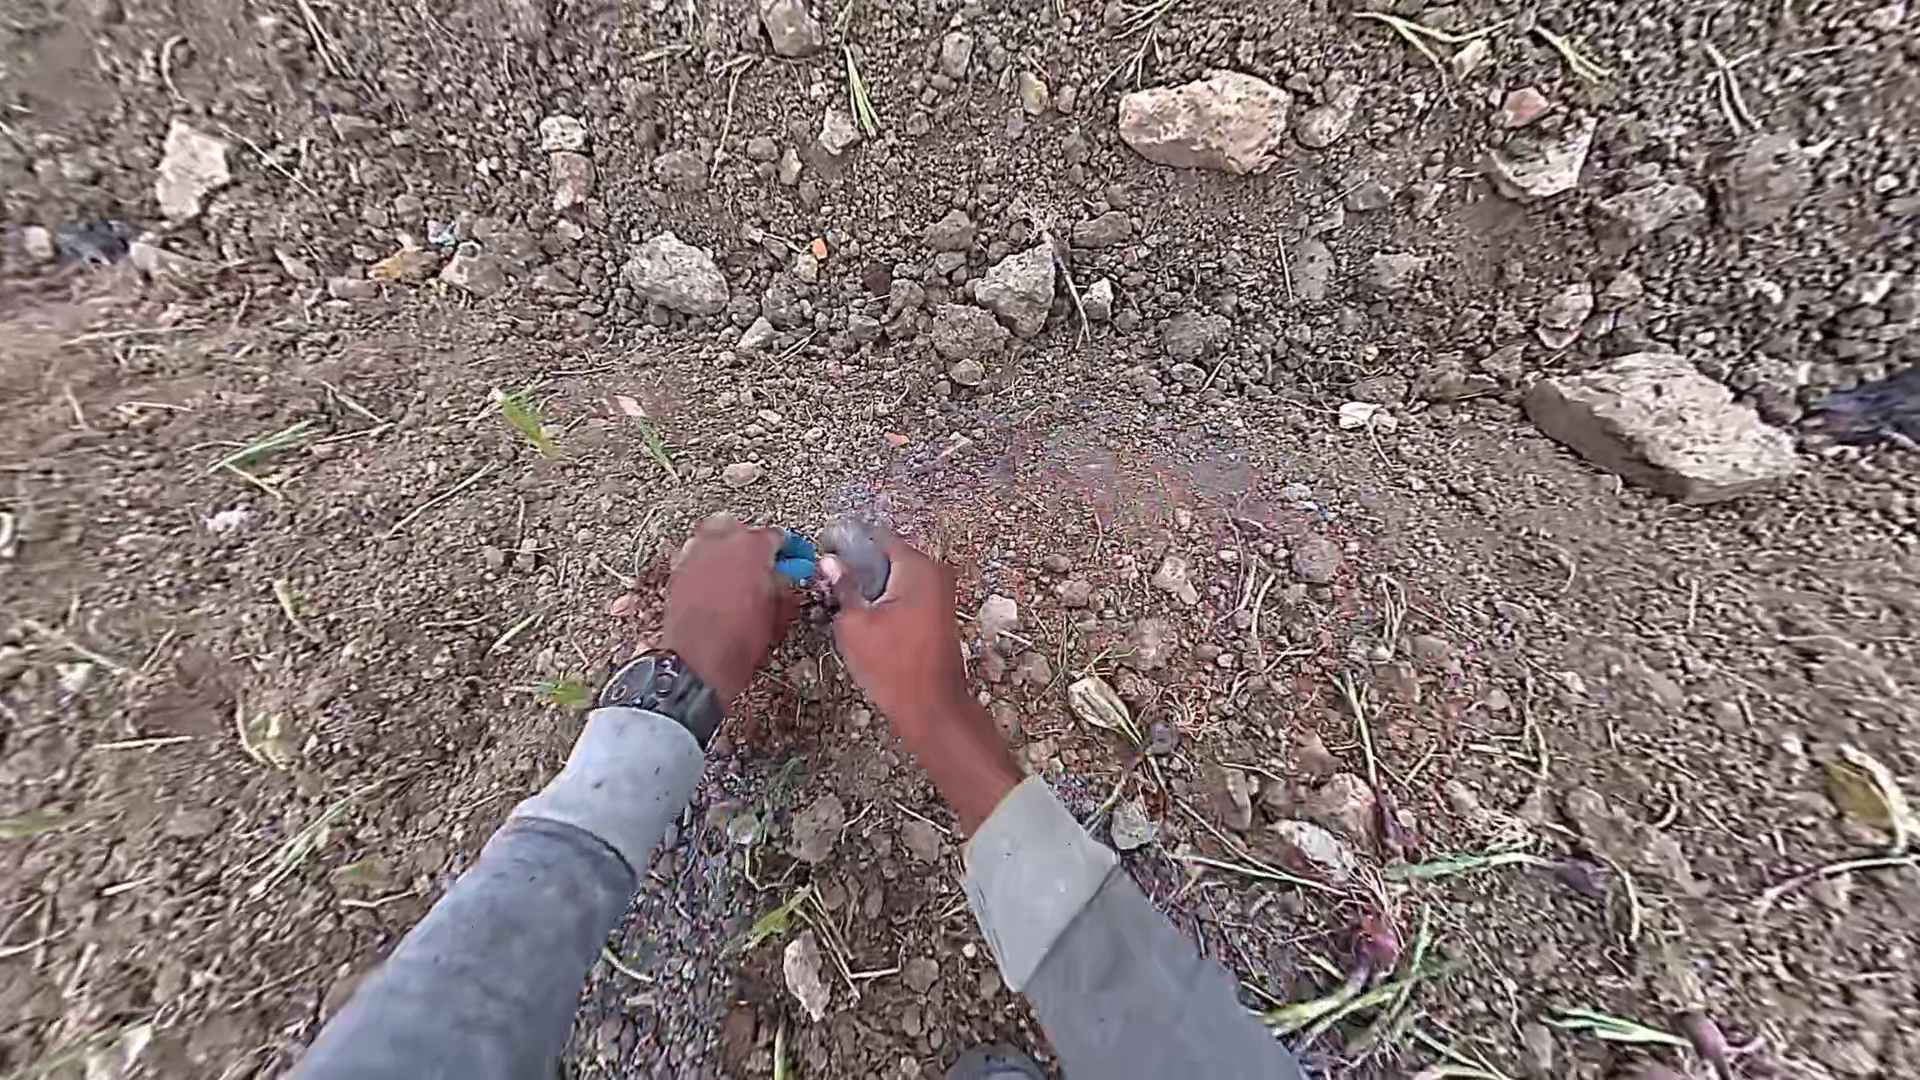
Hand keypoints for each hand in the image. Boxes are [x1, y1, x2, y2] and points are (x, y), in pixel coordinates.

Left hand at [660, 514, 795, 702]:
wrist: (698, 661)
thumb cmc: (739, 639)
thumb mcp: (777, 612)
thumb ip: (784, 585)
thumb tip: (786, 578)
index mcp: (752, 547)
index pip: (777, 536)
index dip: (790, 549)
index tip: (796, 559)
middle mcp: (721, 543)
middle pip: (739, 528)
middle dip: (753, 542)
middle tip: (764, 563)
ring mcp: (695, 555)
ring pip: (712, 536)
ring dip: (727, 548)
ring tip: (737, 569)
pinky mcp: (677, 572)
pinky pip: (695, 556)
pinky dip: (707, 563)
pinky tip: (715, 581)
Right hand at [823, 533, 1021, 831]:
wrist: (931, 706)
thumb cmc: (893, 666)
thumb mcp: (855, 623)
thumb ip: (843, 586)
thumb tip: (830, 561)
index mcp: (917, 567)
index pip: (877, 538)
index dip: (848, 544)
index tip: (826, 554)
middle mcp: (934, 573)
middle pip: (888, 558)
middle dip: (860, 569)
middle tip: (832, 586)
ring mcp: (941, 593)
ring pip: (896, 578)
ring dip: (873, 588)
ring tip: (846, 607)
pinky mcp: (939, 613)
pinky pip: (907, 595)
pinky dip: (888, 602)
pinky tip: (868, 621)